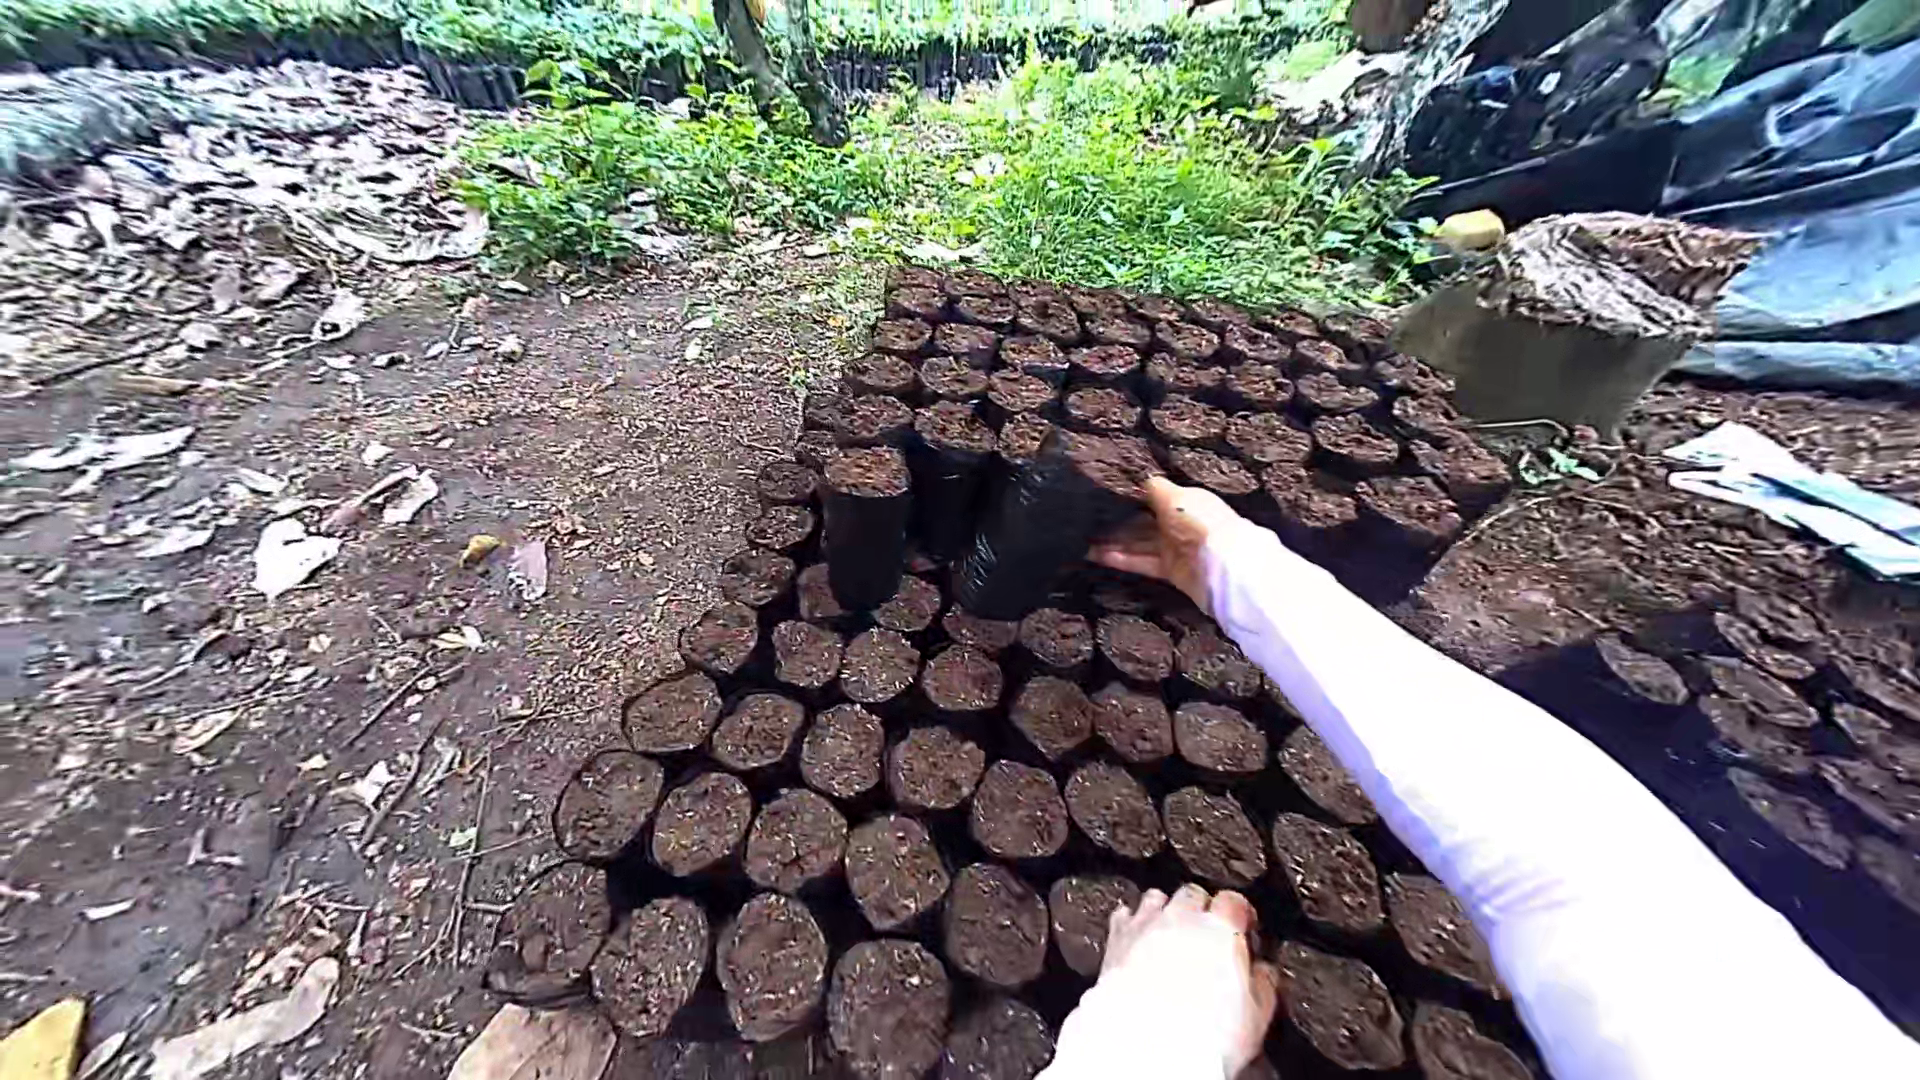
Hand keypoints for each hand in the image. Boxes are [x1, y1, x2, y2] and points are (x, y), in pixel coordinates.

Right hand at [1089, 476, 1243, 615]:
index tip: (1104, 499)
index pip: (1152, 498)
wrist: (1223, 565)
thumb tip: (1142, 478)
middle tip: (1089, 523)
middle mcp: (1178, 524)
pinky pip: (1141, 562)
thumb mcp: (1176, 496)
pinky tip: (1099, 555)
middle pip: (1142, 522)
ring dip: (1113, 542)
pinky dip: (1121, 559)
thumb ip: (1155, 488)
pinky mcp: (1169, 570)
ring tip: (1086, 542)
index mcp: (1184, 502)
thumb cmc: (1201, 523)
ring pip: (1138, 543)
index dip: (1128, 499)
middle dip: (1117, 523)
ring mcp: (1174, 548)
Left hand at [1100, 884, 1279, 1077]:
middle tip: (1207, 933)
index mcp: (1220, 929)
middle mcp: (1182, 915)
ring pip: (1158, 897)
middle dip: (1201, 909)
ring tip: (1172, 934)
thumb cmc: (1205, 1032)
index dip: (1240, 913)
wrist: (1151, 1039)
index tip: (1243, 926)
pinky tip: (1138, 936)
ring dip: (1166, 910)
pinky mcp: (1120, 932)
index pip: (1234, 902)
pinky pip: (1125, 913)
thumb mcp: (1256, 1016)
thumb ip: (1263, 984)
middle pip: (1194, 894)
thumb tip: (1265, 973)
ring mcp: (1148, 920)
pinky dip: (1133, 922)